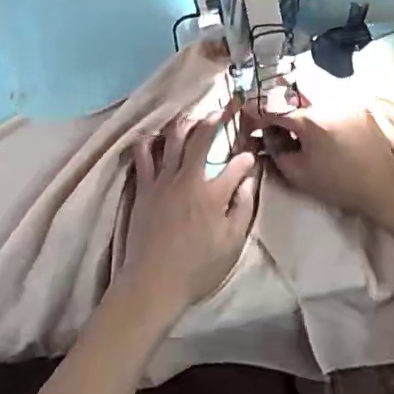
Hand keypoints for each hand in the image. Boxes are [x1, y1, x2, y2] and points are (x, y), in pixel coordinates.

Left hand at [117, 114, 257, 319]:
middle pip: (201, 137)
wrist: (152, 283)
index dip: (246, 157)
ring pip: (173, 137)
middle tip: (223, 110)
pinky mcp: (143, 186)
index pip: (236, 164)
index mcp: (213, 194)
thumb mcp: (231, 245)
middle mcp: (188, 179)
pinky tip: (157, 138)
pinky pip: (144, 154)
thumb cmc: (196, 269)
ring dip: (185, 122)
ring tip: (193, 117)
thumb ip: (243, 209)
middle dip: (215, 118)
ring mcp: (162, 180)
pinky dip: (151, 141)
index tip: (250, 156)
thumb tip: (250, 181)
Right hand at [259, 104, 393, 226]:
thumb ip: (276, 151)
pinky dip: (316, 108)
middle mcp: (325, 100)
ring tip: (294, 127)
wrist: (383, 186)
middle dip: (276, 107)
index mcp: (309, 118)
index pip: (272, 108)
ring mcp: (344, 99)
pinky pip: (328, 99)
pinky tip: (317, 128)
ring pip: (309, 95)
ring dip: (295, 107)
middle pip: (290, 96)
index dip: (255, 114)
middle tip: (271, 125)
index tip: (247, 120)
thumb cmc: (338, 184)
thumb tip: (266, 138)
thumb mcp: (298, 174)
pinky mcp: (357, 104)